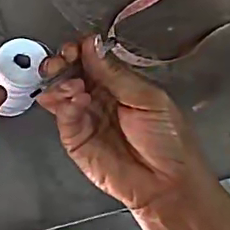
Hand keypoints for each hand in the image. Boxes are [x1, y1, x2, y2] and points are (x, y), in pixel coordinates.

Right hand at [36, 35, 215, 213]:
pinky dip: (64, 104)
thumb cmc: (169, 141)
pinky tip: (76, 100)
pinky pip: (63, 117)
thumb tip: (92, 46)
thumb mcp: (149, 98)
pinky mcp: (76, 140)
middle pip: (71, 72)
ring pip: (61, 92)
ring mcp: (86, 118)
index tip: (77, 46)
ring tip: (70, 82)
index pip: (91, 59)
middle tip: (63, 59)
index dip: (81, 50)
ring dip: (59, 81)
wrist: (168, 183)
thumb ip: (116, 74)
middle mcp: (99, 98)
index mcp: (119, 84)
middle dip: (62, 62)